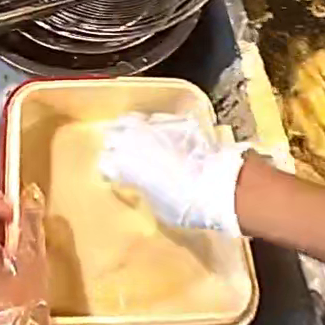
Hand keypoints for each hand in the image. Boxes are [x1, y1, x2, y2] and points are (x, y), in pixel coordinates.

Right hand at [96, 113, 250, 234]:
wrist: (219, 184)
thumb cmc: (187, 205)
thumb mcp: (158, 205)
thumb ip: (144, 189)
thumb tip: (141, 184)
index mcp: (126, 164)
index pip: (106, 162)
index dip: (108, 167)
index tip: (112, 173)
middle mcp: (134, 140)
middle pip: (113, 135)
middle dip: (114, 143)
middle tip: (118, 151)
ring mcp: (154, 126)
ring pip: (130, 120)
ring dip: (129, 129)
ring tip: (133, 136)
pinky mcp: (173, 120)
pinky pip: (154, 119)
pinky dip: (152, 125)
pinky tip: (157, 132)